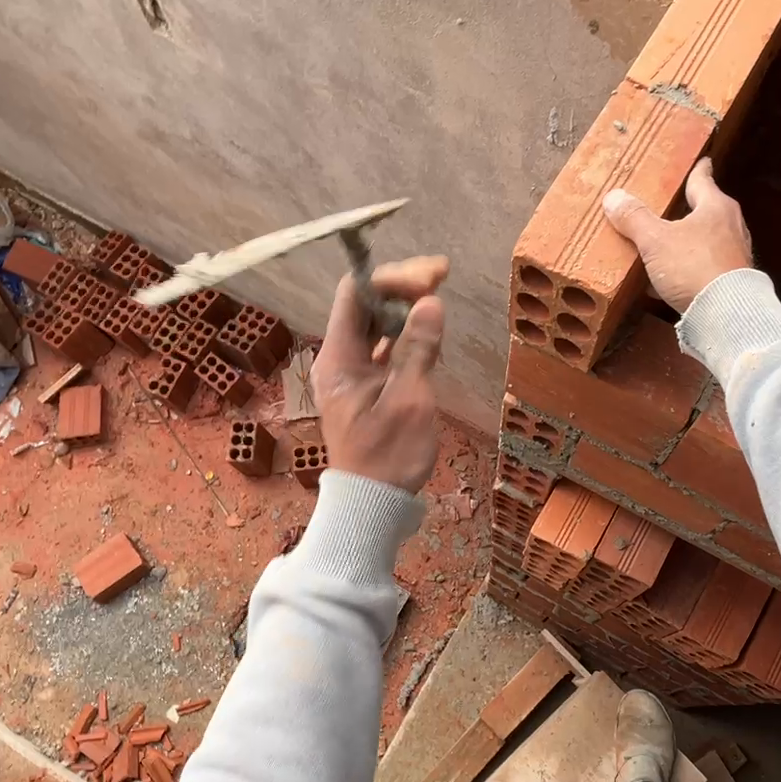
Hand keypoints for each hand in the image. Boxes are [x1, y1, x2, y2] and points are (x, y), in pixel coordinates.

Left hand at [312, 256, 447, 493]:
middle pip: (366, 303)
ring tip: (438, 306)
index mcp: (338, 357)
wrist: (373, 503)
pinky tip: (428, 339)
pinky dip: (405, 336)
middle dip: (403, 288)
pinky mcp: (366, 387)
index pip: (356, 292)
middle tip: (442, 280)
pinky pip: (383, 347)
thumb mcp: (409, 401)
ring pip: (376, 324)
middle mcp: (339, 358)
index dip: (393, 278)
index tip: (432, 281)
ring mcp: (351, 372)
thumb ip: (418, 349)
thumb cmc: (388, 457)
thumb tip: (431, 302)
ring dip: (406, 310)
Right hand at [601, 157, 752, 312]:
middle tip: (675, 205)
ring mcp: (734, 255)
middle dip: (691, 209)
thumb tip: (614, 197)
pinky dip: (690, 269)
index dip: (697, 170)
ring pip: (707, 240)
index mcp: (715, 207)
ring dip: (689, 241)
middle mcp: (730, 226)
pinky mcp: (732, 281)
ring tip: (668, 245)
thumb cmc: (693, 266)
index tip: (701, 161)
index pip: (703, 180)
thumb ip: (635, 219)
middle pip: (707, 210)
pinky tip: (672, 281)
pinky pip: (705, 268)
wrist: (725, 313)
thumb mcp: (656, 241)